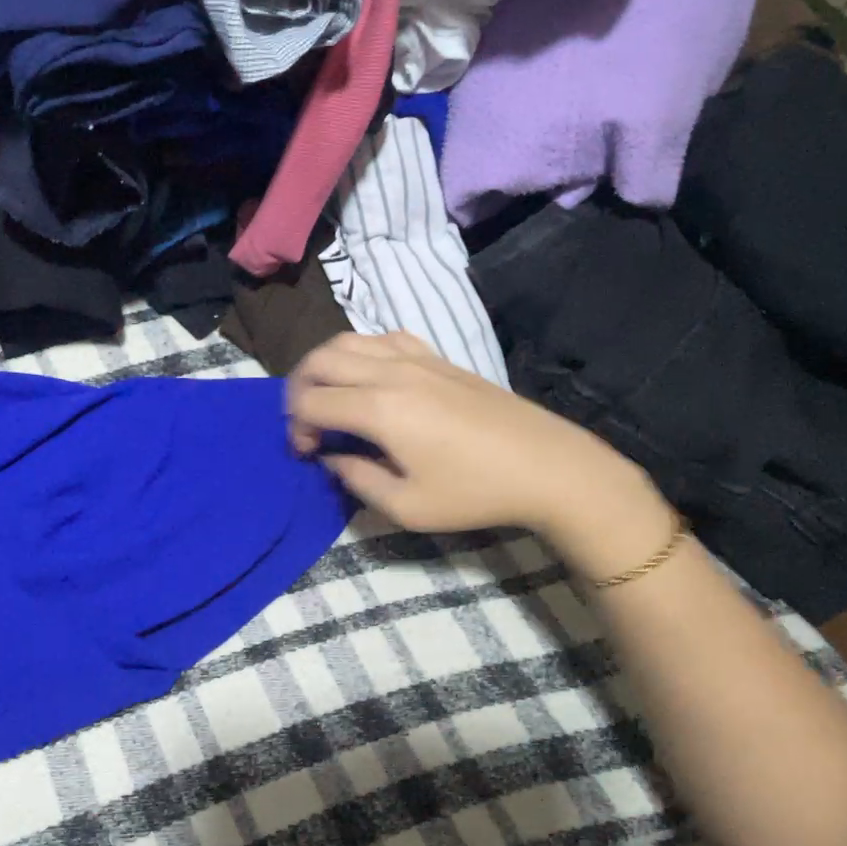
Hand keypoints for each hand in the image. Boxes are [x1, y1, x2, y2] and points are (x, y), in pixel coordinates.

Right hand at [286, 334, 668, 564]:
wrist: (550, 468)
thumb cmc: (475, 493)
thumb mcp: (406, 507)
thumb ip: (356, 480)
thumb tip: (333, 457)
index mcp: (379, 409)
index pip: (311, 402)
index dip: (295, 427)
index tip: (309, 453)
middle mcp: (391, 373)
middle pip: (319, 360)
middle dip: (299, 389)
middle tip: (307, 421)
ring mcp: (417, 359)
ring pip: (347, 341)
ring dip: (325, 366)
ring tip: (329, 396)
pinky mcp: (438, 358)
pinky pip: (383, 338)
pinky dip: (361, 352)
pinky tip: (370, 378)